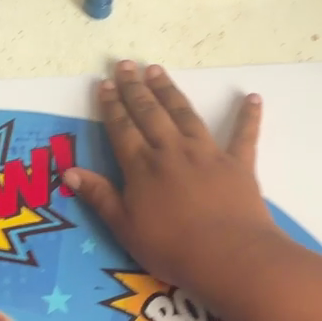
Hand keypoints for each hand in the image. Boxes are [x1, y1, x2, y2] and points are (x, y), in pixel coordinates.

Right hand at [65, 61, 285, 298]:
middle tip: (126, 64)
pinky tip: (252, 97)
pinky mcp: (238, 164)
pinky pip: (244, 135)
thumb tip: (69, 171)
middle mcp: (172, 151)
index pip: (122, 129)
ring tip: (158, 70)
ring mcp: (207, 154)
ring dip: (170, 92)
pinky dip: (248, 116)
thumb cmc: (170, 248)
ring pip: (185, 114)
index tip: (105, 84)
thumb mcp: (124, 227)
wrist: (228, 256)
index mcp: (142, 167)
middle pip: (150, 113)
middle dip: (136, 88)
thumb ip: (99, 196)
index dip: (112, 106)